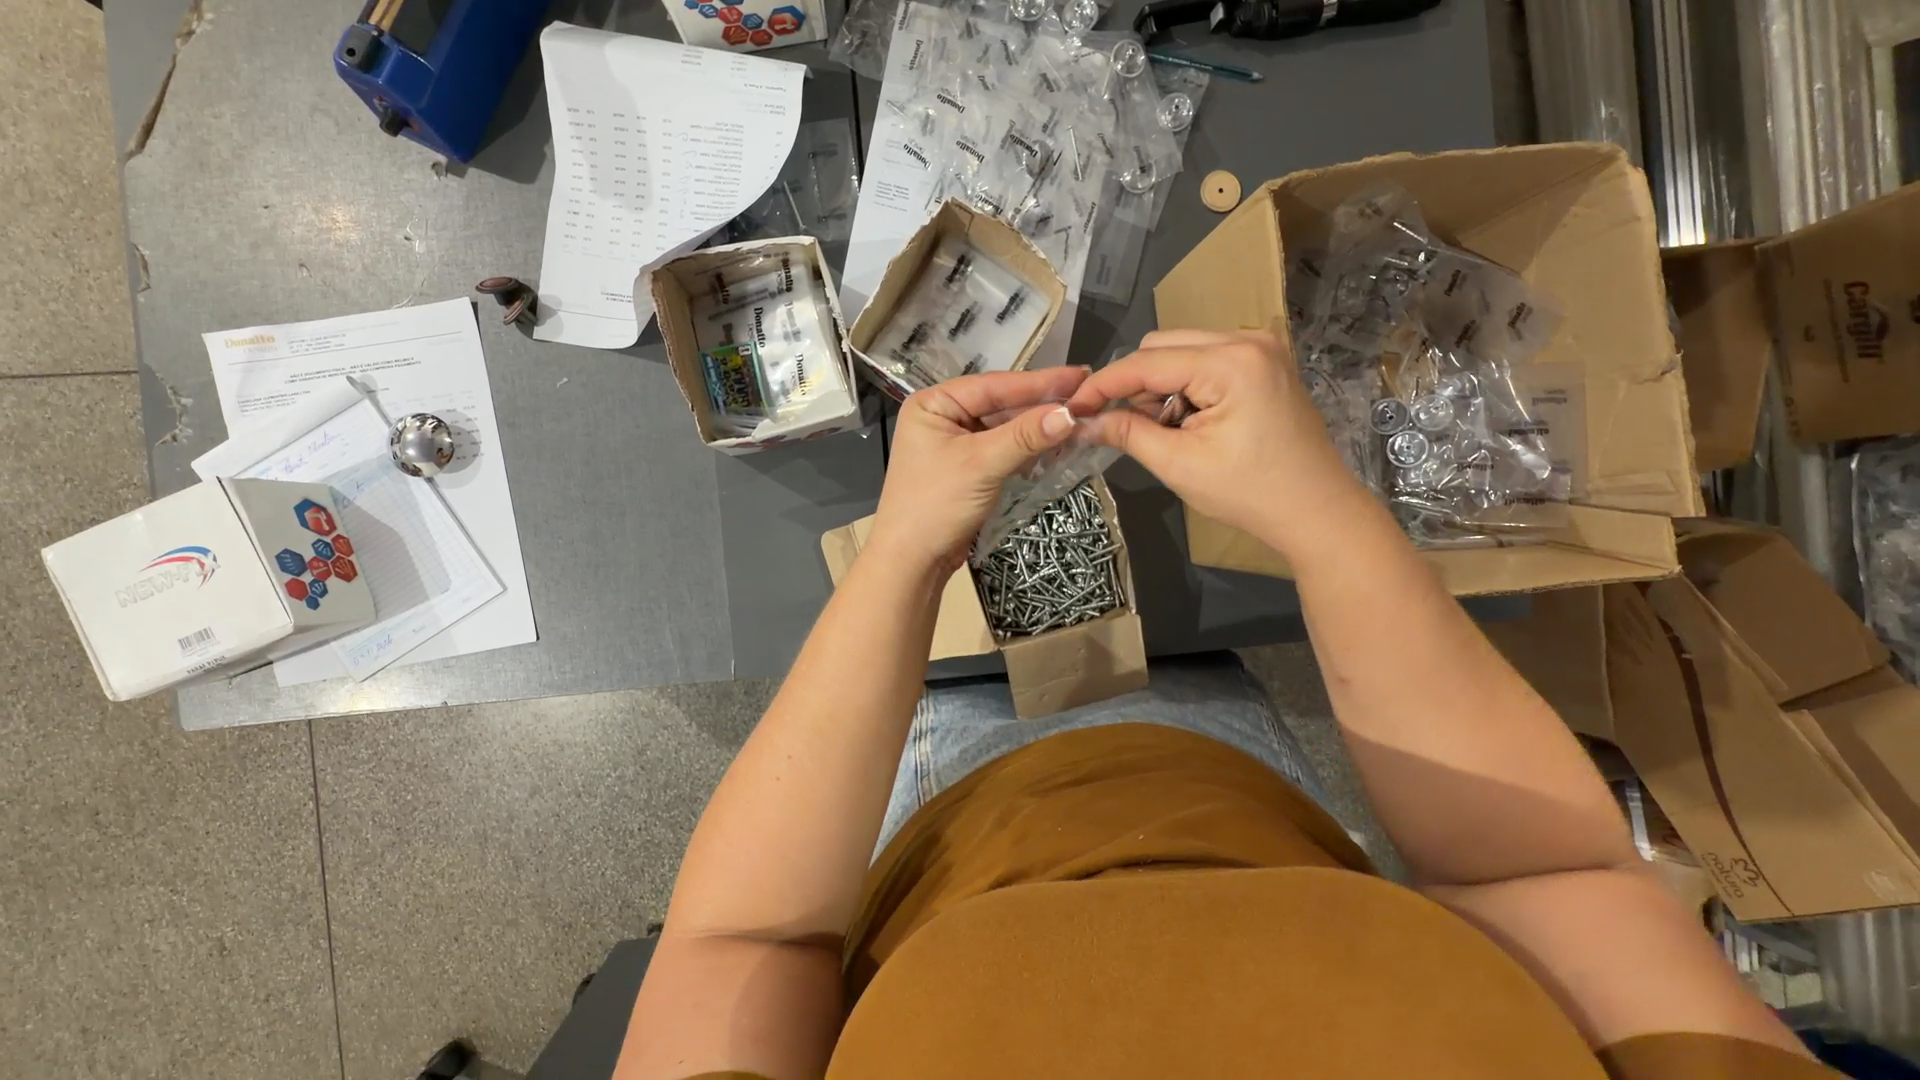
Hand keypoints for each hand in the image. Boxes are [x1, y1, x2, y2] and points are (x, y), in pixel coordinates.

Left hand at [866, 366, 1089, 575]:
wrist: (912, 561)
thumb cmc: (936, 504)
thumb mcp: (982, 465)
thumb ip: (1025, 436)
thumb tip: (1070, 414)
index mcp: (934, 404)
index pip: (993, 385)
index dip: (1039, 382)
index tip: (1080, 375)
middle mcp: (943, 417)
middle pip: (1001, 405)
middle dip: (1041, 406)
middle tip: (1088, 397)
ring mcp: (956, 443)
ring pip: (1005, 428)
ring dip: (1038, 428)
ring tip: (1081, 420)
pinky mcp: (968, 468)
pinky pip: (1004, 449)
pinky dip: (1028, 449)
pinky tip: (1058, 445)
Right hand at [1068, 329, 1372, 560]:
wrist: (1316, 511)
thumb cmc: (1249, 493)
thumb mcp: (1180, 465)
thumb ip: (1128, 433)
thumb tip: (1082, 422)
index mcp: (1231, 362)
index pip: (1146, 361)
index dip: (1103, 384)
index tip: (1071, 407)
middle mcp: (1247, 339)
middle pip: (1162, 345)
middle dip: (1136, 386)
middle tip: (1132, 429)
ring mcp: (1260, 347)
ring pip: (1181, 350)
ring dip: (1161, 386)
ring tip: (1169, 431)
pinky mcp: (1263, 362)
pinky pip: (1205, 359)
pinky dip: (1185, 386)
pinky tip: (1190, 421)